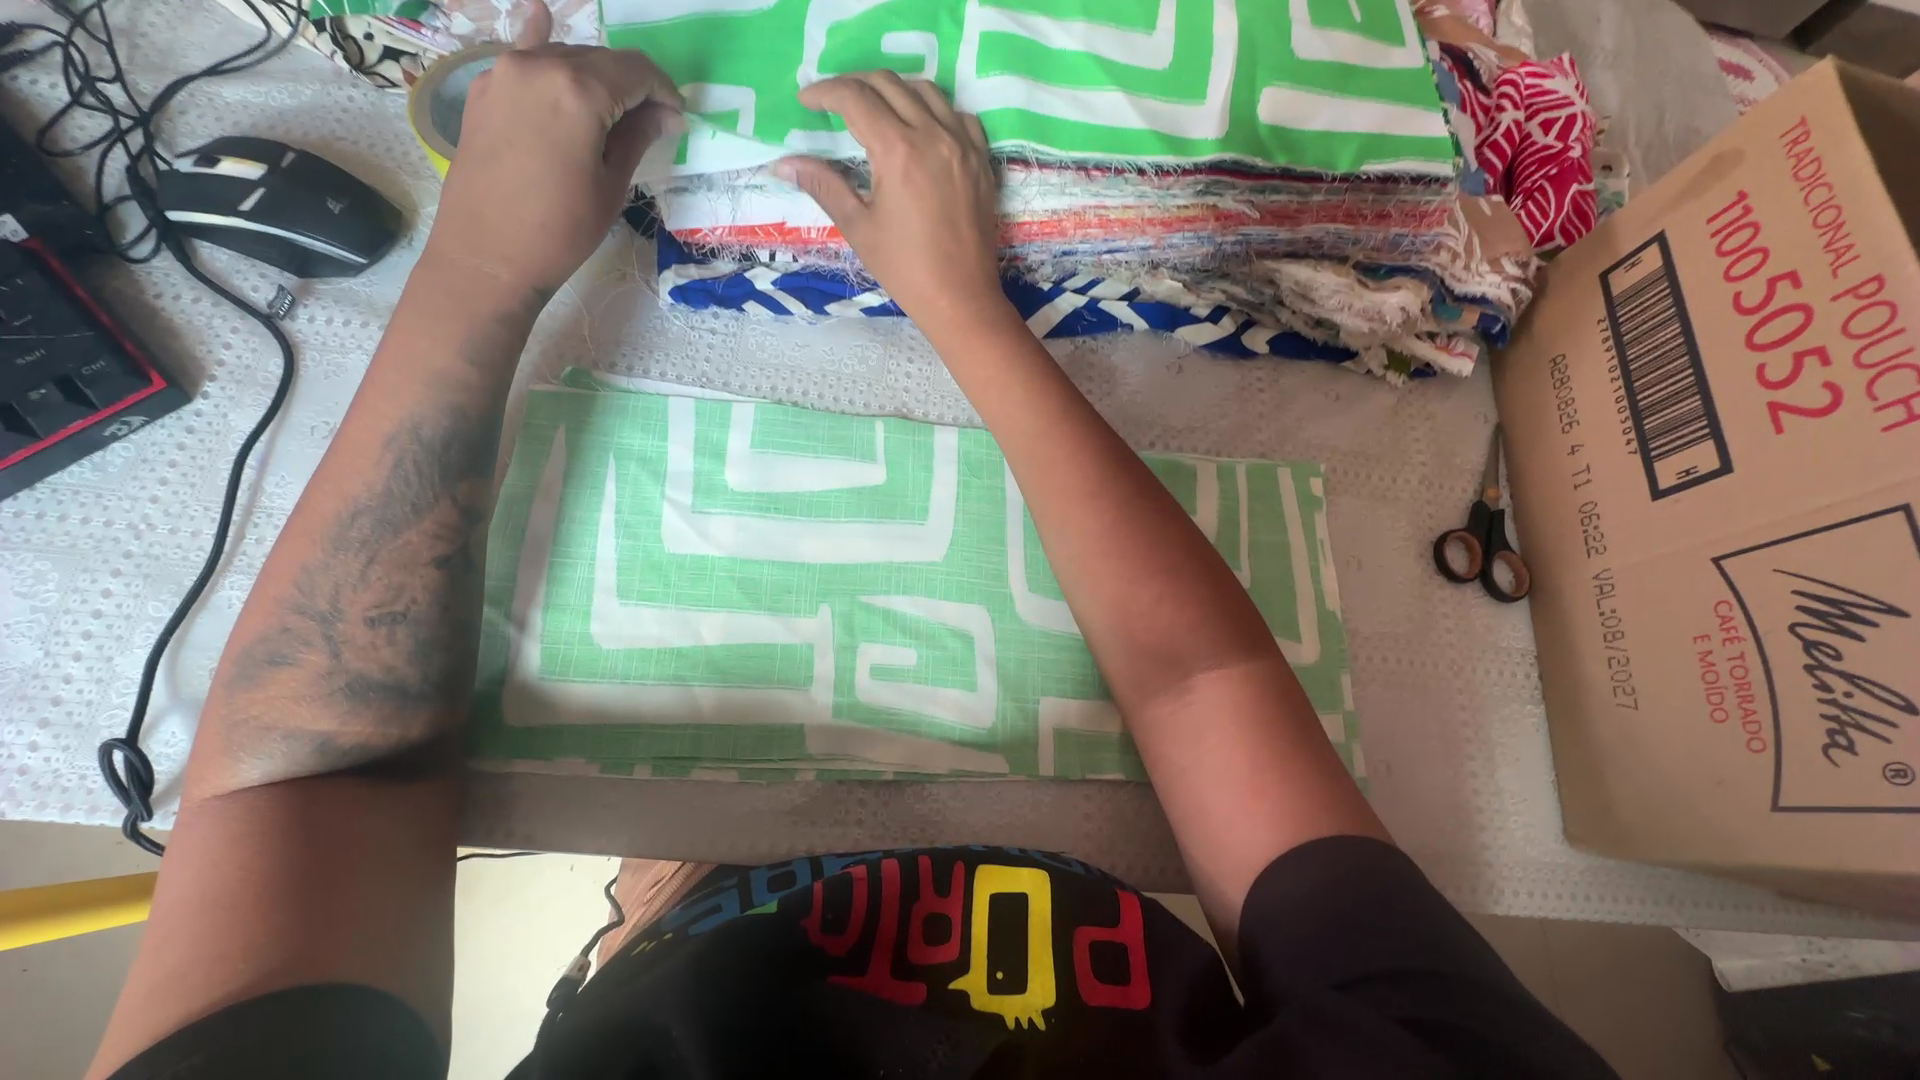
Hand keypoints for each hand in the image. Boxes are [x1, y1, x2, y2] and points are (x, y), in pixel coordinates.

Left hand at [424, 2, 682, 301]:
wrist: (487, 254)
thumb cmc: (560, 229)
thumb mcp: (611, 185)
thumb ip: (637, 137)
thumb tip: (664, 114)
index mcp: (577, 90)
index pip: (635, 70)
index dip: (664, 91)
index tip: (677, 119)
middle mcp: (537, 65)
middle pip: (600, 58)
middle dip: (631, 85)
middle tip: (651, 121)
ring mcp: (502, 72)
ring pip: (564, 56)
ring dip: (594, 76)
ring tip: (611, 111)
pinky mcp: (483, 89)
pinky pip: (523, 58)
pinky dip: (542, 44)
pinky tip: (543, 20)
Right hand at [775, 72, 1002, 338]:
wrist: (961, 298)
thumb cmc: (905, 270)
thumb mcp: (859, 228)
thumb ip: (824, 185)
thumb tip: (784, 163)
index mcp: (899, 151)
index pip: (855, 98)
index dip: (825, 92)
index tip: (807, 101)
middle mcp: (933, 135)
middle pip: (889, 84)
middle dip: (855, 84)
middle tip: (834, 102)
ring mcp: (963, 145)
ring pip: (926, 90)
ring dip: (894, 89)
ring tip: (875, 107)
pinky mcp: (981, 159)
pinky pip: (958, 114)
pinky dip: (934, 109)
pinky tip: (921, 126)